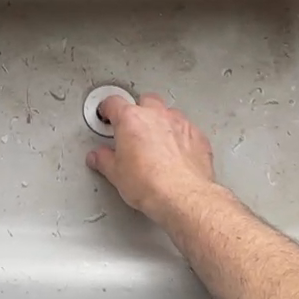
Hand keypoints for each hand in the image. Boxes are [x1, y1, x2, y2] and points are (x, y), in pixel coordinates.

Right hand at [85, 93, 218, 221]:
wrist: (182, 197)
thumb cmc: (150, 183)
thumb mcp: (115, 174)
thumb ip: (104, 159)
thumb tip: (99, 157)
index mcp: (131, 119)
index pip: (113, 102)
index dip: (107, 108)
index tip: (106, 114)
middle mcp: (156, 116)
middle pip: (145, 100)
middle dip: (138, 110)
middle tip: (132, 128)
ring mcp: (180, 124)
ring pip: (168, 113)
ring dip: (161, 123)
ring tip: (155, 141)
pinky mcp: (198, 137)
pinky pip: (187, 129)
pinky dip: (180, 137)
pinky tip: (176, 152)